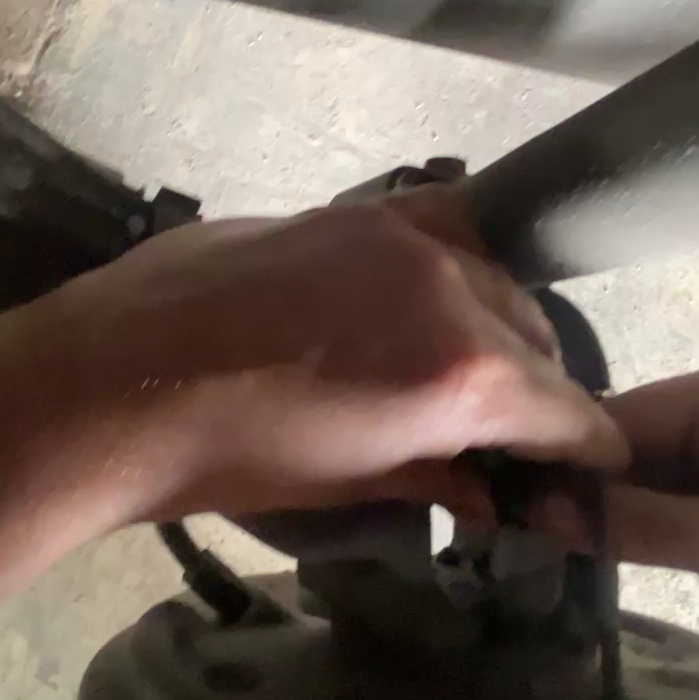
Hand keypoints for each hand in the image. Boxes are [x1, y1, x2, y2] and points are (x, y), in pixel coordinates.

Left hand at [0, 188, 626, 523]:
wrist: (116, 377)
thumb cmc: (228, 456)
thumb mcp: (348, 483)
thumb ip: (439, 474)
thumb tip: (492, 490)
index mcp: (460, 370)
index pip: (568, 410)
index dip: (582, 449)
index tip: (577, 467)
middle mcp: (448, 285)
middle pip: (536, 332)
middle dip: (537, 386)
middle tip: (505, 425)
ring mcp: (394, 233)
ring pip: (488, 273)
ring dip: (494, 320)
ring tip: (459, 358)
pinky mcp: (344, 209)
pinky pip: (428, 232)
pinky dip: (443, 269)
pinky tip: (412, 296)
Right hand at [553, 354, 698, 699]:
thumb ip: (638, 523)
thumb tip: (531, 506)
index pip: (616, 417)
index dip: (562, 463)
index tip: (506, 506)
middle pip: (633, 449)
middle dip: (601, 501)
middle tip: (540, 547)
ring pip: (657, 483)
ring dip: (636, 527)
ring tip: (591, 563)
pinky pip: (691, 508)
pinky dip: (672, 541)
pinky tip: (659, 569)